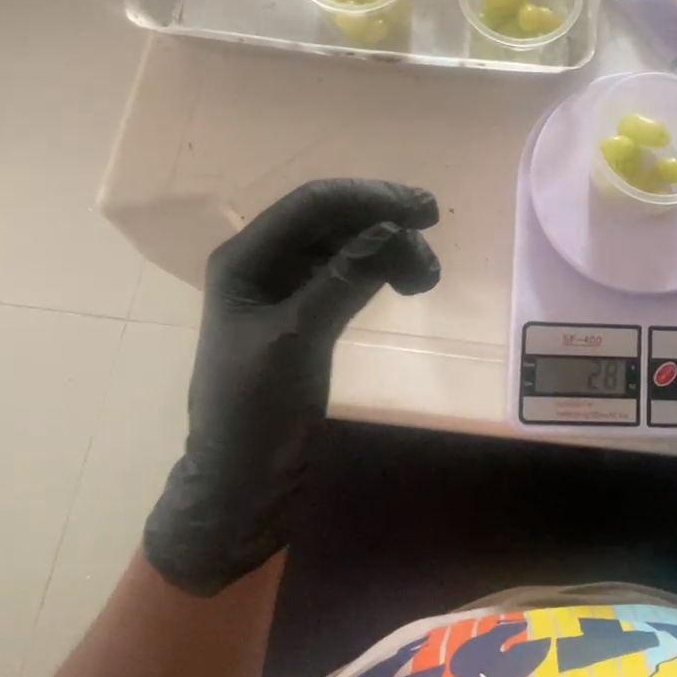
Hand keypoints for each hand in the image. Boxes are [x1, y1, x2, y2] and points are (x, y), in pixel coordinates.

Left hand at [144, 179, 441, 594]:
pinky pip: (352, 273)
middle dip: (383, 219)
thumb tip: (392, 229)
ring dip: (389, 248)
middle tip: (432, 230)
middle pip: (332, 219)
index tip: (422, 210)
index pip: (311, 205)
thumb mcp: (297, 339)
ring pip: (347, 244)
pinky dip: (383, 271)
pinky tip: (408, 283)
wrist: (243, 478)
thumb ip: (342, 279)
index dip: (368, 198)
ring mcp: (288, 286)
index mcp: (245, 259)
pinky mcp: (310, 310)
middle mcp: (265, 262)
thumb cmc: (255, 410)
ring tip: (426, 277)